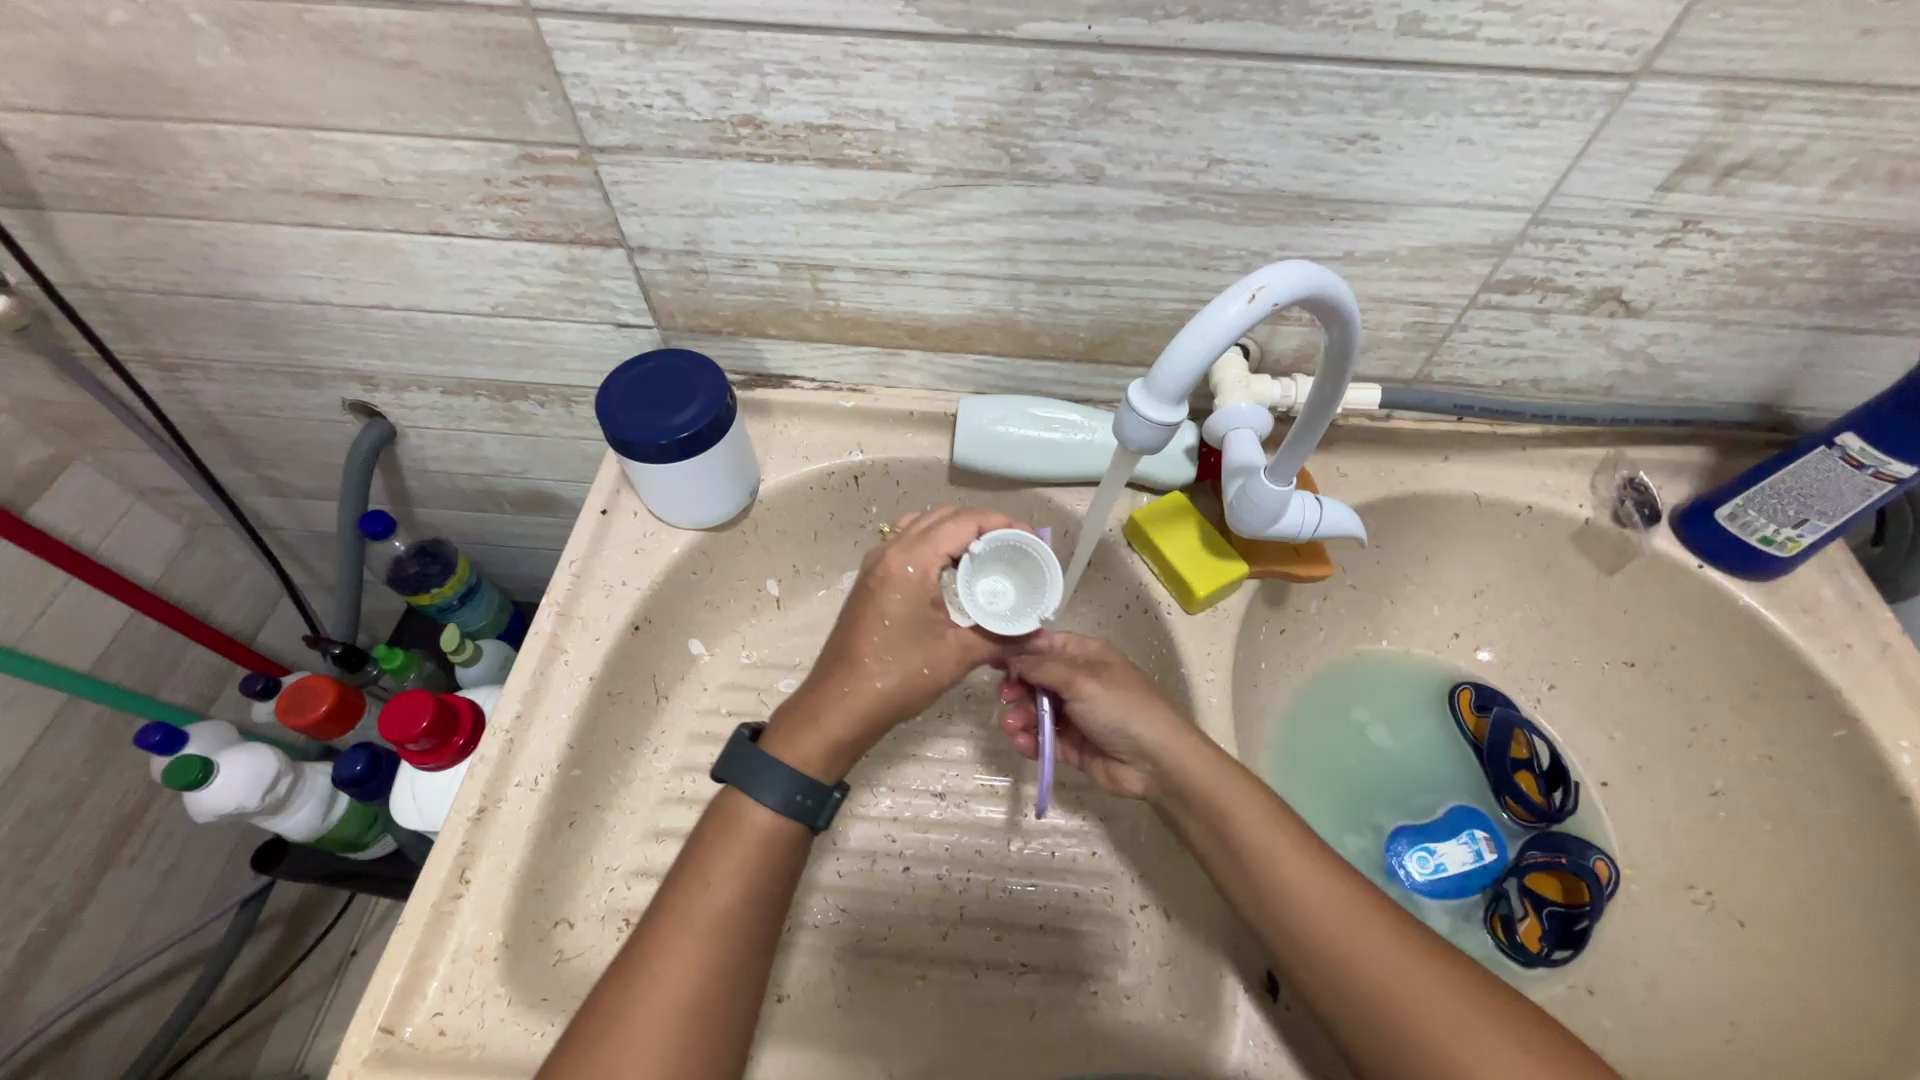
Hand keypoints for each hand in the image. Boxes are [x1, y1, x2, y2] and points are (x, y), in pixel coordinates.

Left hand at [765, 507, 1032, 776]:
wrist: (840, 706)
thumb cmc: (896, 678)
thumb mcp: (956, 656)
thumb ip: (1002, 637)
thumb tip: (1040, 634)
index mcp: (910, 560)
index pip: (964, 522)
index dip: (1002, 524)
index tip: (1032, 540)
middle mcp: (890, 551)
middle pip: (943, 517)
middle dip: (983, 525)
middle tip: (1016, 547)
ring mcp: (876, 564)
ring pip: (922, 526)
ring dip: (957, 532)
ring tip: (988, 555)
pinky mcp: (871, 580)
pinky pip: (907, 544)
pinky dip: (935, 546)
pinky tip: (954, 573)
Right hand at [997, 631, 1199, 800]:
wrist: (1156, 761)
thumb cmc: (1121, 708)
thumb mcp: (1081, 679)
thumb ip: (1041, 667)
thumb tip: (1011, 656)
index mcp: (1086, 656)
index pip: (1045, 645)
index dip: (1019, 651)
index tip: (991, 658)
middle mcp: (1079, 681)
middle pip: (1036, 679)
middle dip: (1017, 688)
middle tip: (1006, 698)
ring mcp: (1076, 714)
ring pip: (1036, 710)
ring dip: (1020, 717)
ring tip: (1013, 727)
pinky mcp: (1072, 745)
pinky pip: (1043, 738)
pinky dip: (1030, 739)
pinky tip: (1023, 743)